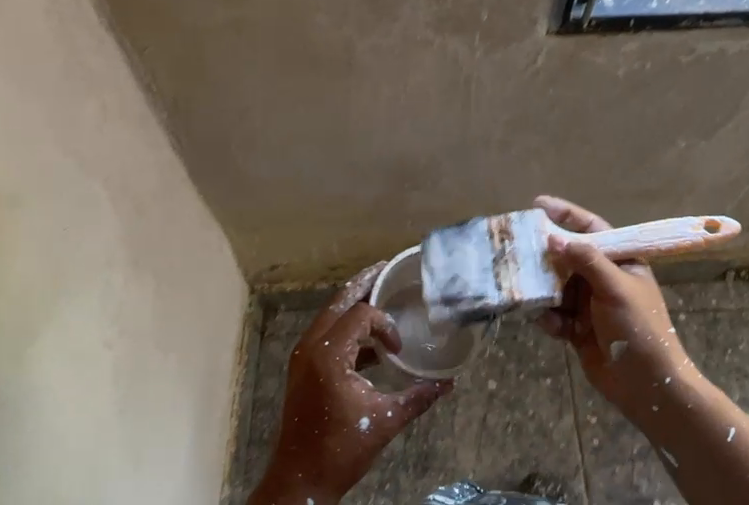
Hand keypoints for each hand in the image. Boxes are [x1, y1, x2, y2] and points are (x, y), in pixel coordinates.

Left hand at [250, 263, 452, 504]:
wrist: (300, 479)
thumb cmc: (341, 449)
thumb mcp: (385, 422)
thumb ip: (418, 398)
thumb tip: (449, 383)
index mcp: (330, 354)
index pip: (361, 315)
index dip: (385, 324)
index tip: (399, 347)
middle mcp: (311, 346)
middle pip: (340, 302)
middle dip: (364, 285)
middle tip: (386, 270)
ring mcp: (303, 356)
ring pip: (330, 316)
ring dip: (354, 306)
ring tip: (380, 297)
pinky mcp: (302, 368)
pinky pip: (325, 334)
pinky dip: (346, 329)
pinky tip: (369, 345)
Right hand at [532, 195, 694, 421]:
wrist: (648, 387)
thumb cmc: (639, 329)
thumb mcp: (616, 288)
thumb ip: (586, 260)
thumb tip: (553, 238)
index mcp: (621, 261)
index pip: (592, 228)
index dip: (567, 215)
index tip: (538, 205)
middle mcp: (603, 278)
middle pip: (567, 256)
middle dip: (545, 254)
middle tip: (517, 246)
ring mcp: (589, 304)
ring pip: (556, 285)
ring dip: (541, 288)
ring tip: (523, 286)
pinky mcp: (578, 329)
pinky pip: (554, 314)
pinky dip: (547, 317)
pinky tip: (545, 322)